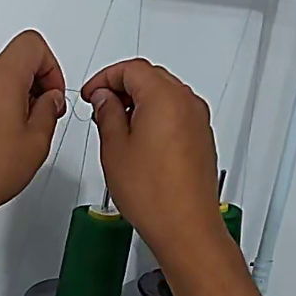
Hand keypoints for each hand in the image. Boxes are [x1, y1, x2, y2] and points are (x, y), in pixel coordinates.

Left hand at [0, 30, 67, 238]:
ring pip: (2, 77)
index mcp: (1, 77)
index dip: (52, 67)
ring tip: (27, 131)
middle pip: (17, 59)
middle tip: (47, 112)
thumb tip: (51, 100)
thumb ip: (49, 111)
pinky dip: (3, 106)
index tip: (54, 93)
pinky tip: (9, 137)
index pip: (33, 45)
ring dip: (20, 97)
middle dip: (38, 83)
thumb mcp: (36, 142)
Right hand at [84, 59, 232, 267]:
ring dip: (139, 102)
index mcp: (164, 98)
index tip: (92, 92)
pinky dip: (156, 117)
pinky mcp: (202, 138)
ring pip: (165, 95)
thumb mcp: (114, 149)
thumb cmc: (155, 195)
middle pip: (151, 77)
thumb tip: (105, 99)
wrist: (185, 226)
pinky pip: (176, 114)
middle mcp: (187, 103)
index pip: (131, 69)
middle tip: (100, 104)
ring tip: (116, 125)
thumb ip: (106, 114)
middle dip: (122, 87)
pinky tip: (139, 140)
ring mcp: (198, 120)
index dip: (105, 78)